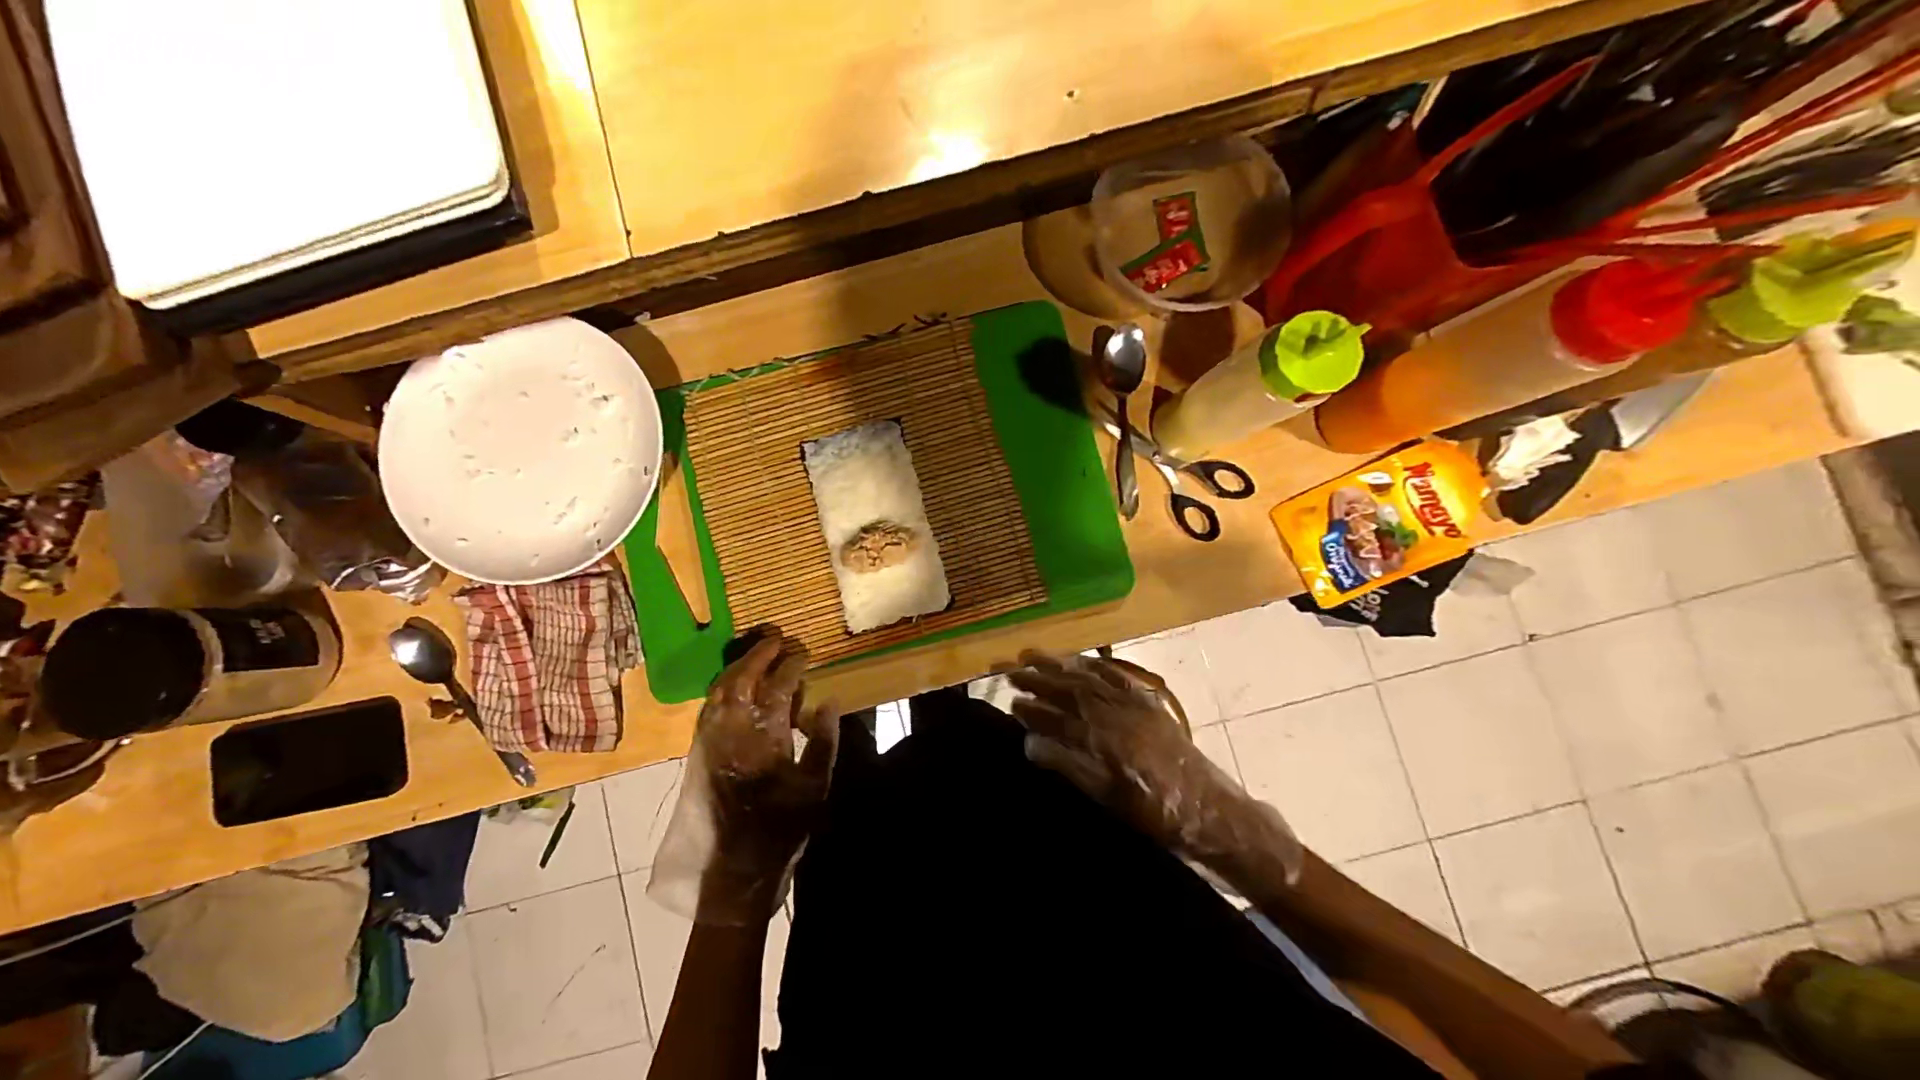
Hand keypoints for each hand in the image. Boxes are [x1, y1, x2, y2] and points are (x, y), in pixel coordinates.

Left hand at [655, 628, 838, 924]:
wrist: (735, 867)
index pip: (778, 688)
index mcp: (764, 740)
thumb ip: (823, 741)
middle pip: (742, 679)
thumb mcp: (815, 787)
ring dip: (739, 665)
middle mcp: (732, 733)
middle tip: (778, 637)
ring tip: (759, 651)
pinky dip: (723, 684)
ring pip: (720, 688)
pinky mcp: (699, 750)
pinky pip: (709, 704)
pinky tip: (736, 681)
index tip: (806, 652)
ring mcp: (711, 740)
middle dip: (760, 654)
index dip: (792, 665)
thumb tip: (827, 701)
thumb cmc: (783, 828)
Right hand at [1006, 651, 1301, 882]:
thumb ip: (1070, 768)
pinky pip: (1117, 675)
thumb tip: (1031, 744)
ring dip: (1059, 664)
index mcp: (1104, 742)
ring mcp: (1135, 705)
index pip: (1057, 718)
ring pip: (1090, 677)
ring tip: (1033, 654)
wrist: (1208, 810)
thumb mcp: (1108, 800)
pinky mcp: (1149, 703)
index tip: (1009, 702)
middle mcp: (1117, 715)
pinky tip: (1079, 659)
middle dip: (1037, 678)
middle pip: (1069, 690)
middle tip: (1009, 669)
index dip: (1031, 709)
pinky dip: (1094, 664)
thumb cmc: (1154, 814)